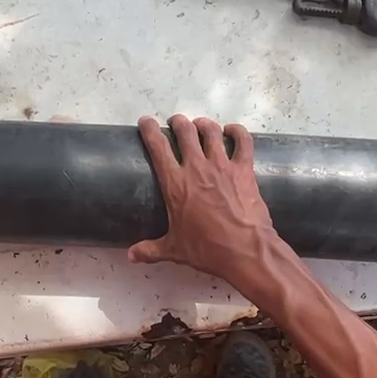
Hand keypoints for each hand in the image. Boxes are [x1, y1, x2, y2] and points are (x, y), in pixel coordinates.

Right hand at [129, 115, 282, 291]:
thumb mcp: (174, 249)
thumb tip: (131, 256)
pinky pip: (243, 141)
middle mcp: (197, 168)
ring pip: (211, 131)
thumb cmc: (207, 249)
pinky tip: (232, 130)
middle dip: (178, 122)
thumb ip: (151, 249)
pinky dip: (237, 132)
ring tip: (200, 124)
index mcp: (175, 184)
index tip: (146, 122)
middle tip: (176, 123)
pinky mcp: (244, 169)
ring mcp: (222, 166)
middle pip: (185, 131)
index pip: (157, 147)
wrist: (245, 250)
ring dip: (204, 124)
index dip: (149, 130)